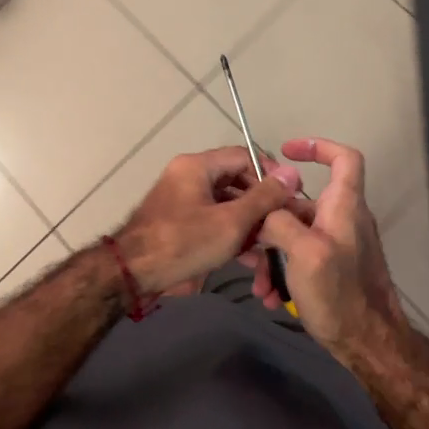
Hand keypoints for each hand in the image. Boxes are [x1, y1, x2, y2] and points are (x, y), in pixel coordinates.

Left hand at [113, 146, 298, 294]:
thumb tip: (292, 172)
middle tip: (284, 226)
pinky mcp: (182, 222)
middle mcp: (189, 176)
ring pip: (227, 204)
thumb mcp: (231, 222)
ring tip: (271, 248)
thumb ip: (263, 198)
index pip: (243, 156)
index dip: (270, 174)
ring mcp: (184, 199)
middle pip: (236, 181)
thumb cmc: (184, 242)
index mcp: (197, 166)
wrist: (136, 272)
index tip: (292, 197)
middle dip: (262, 204)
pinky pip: (214, 220)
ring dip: (250, 225)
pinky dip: (232, 235)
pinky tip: (251, 260)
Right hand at [250, 138, 409, 357]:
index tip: (284, 153)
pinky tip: (266, 294)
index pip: (344, 158)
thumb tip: (263, 206)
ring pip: (293, 231)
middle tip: (243, 231)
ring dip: (268, 250)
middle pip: (301, 200)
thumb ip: (280, 221)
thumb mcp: (305, 253)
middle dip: (268, 214)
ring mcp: (336, 245)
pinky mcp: (331, 269)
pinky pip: (298, 256)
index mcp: (344, 206)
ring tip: (252, 274)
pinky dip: (280, 269)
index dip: (317, 146)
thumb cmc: (341, 294)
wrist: (371, 348)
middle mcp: (342, 219)